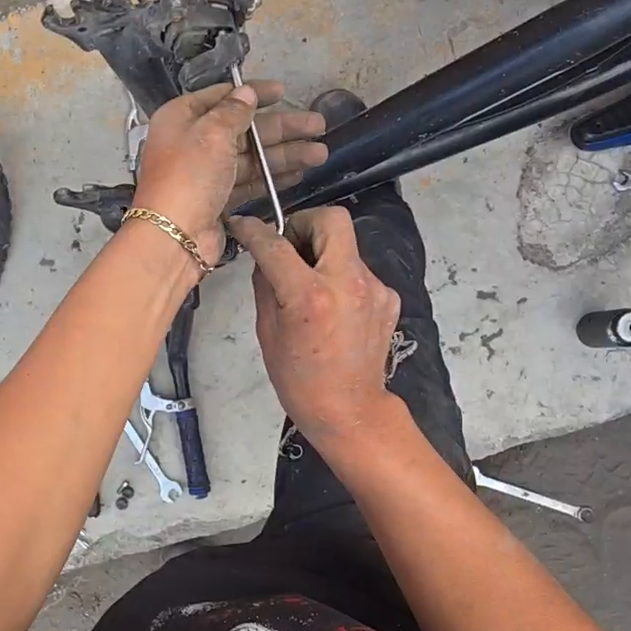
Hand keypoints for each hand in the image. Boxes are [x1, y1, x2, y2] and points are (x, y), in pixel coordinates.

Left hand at [133, 81, 328, 261]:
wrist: (174, 236)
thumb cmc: (189, 176)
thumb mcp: (212, 133)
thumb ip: (234, 111)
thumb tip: (246, 94)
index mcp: (182, 118)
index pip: (222, 97)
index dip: (253, 94)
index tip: (282, 92)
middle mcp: (193, 143)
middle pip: (243, 129)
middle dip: (282, 128)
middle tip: (318, 125)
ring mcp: (206, 174)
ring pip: (251, 157)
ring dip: (285, 154)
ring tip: (320, 153)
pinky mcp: (218, 199)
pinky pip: (249, 182)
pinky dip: (272, 177)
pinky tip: (298, 173)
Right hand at [230, 208, 403, 446]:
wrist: (349, 410)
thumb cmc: (299, 379)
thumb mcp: (267, 332)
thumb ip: (266, 285)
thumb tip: (265, 257)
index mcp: (310, 296)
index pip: (276, 245)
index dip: (253, 229)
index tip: (242, 225)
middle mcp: (347, 283)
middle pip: (331, 219)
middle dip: (304, 224)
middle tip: (289, 248)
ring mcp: (374, 288)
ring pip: (346, 246)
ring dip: (322, 254)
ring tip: (309, 286)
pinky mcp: (388, 297)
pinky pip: (357, 271)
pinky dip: (339, 278)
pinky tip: (332, 308)